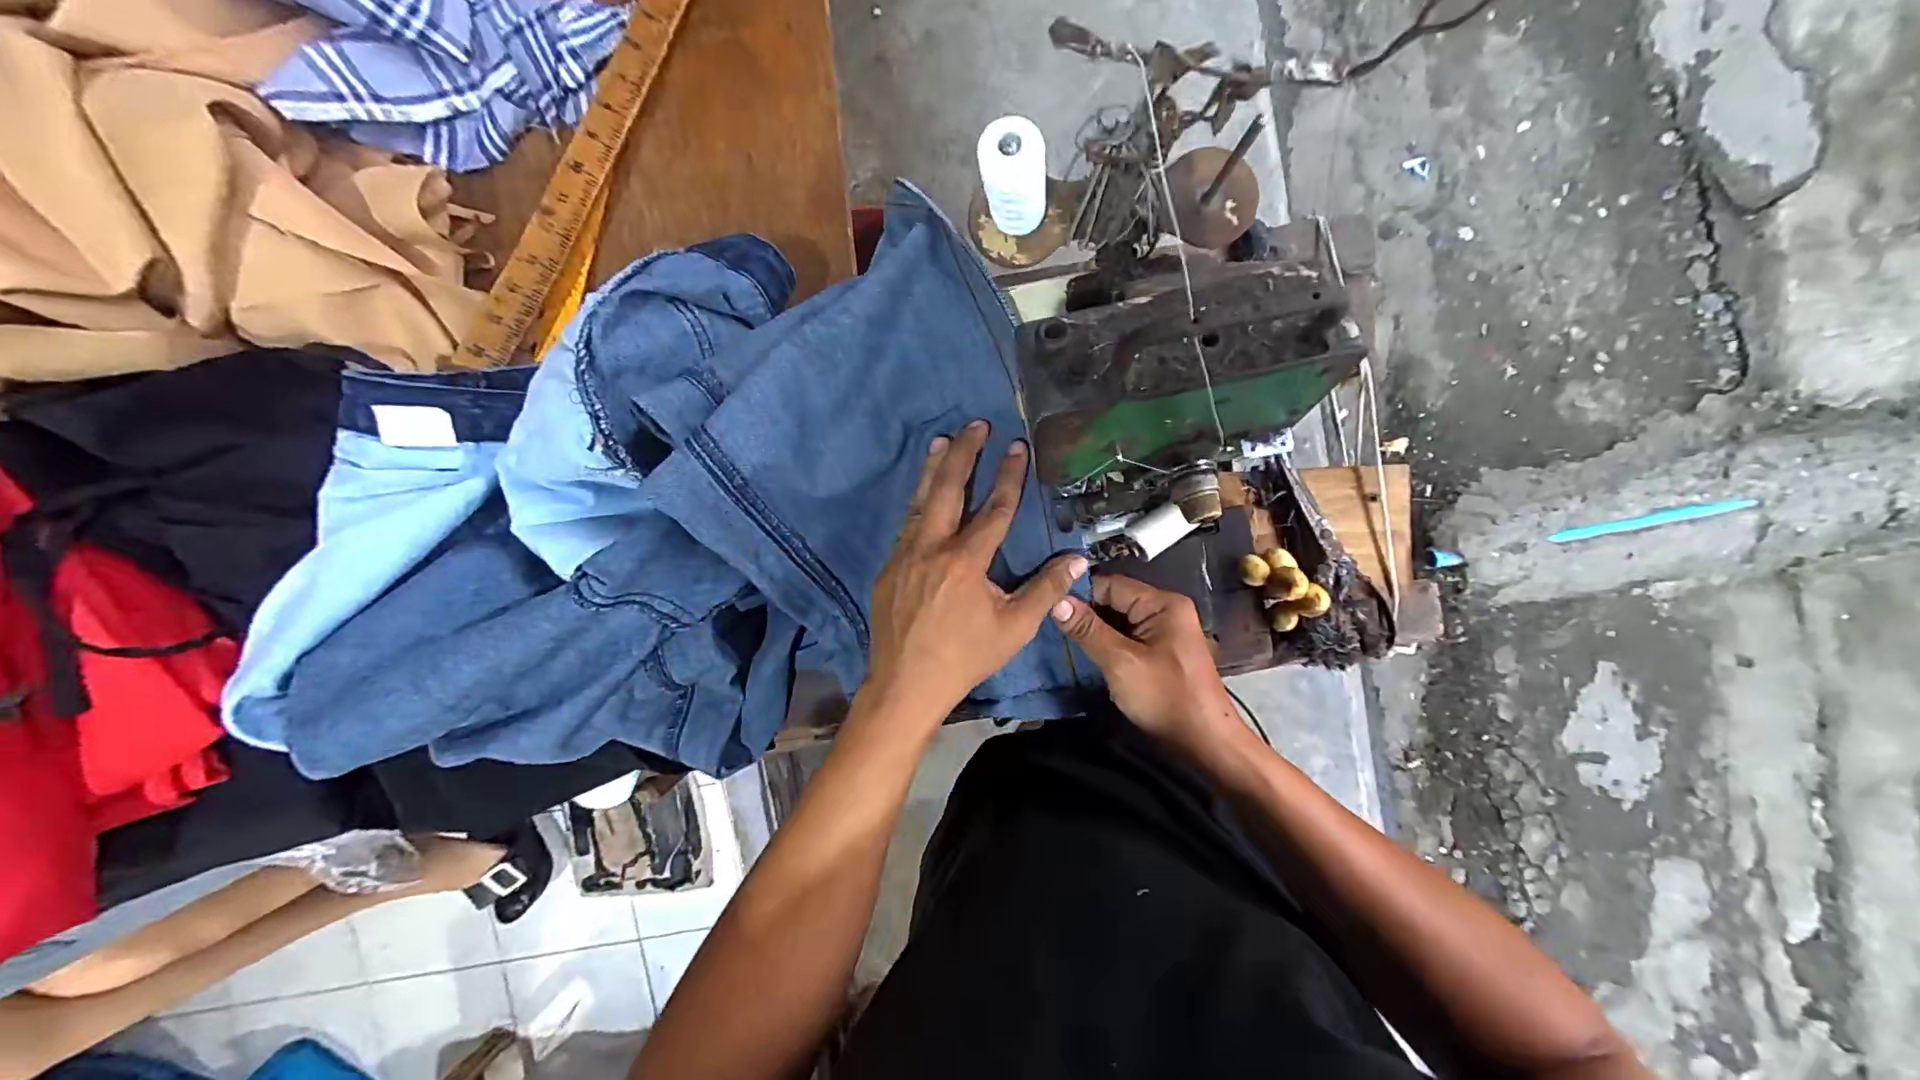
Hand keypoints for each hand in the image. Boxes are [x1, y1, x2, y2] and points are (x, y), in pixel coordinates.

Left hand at [866, 420, 1088, 726]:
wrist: (905, 684)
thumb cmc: (964, 657)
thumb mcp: (1013, 627)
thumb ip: (1045, 590)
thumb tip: (1077, 559)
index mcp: (965, 560)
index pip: (993, 508)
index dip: (1008, 475)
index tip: (1015, 445)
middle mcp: (931, 547)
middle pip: (949, 489)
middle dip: (964, 453)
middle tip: (975, 423)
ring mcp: (904, 555)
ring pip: (920, 501)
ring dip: (933, 468)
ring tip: (942, 440)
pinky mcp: (888, 568)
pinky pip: (906, 525)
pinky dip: (918, 502)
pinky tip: (922, 495)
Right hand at [1050, 574, 1247, 759]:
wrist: (1204, 743)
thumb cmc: (1166, 697)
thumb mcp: (1121, 662)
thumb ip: (1088, 629)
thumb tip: (1056, 600)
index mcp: (1163, 604)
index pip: (1111, 584)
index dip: (1079, 593)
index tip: (1046, 604)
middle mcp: (1165, 611)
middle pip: (1114, 601)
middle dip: (1083, 611)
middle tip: (1047, 620)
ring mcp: (1163, 633)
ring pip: (1117, 621)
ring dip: (1091, 630)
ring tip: (1057, 635)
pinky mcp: (1158, 653)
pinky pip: (1125, 638)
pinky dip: (1104, 644)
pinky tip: (1080, 651)